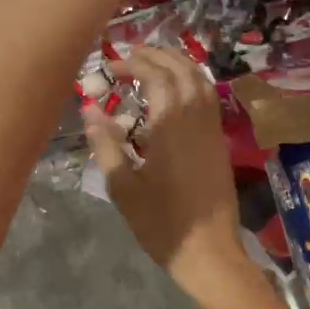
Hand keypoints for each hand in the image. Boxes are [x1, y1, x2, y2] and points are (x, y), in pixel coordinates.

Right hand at [82, 46, 249, 278]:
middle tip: (130, 56)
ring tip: (152, 63)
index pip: (156, 76)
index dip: (133, 65)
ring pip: (200, 80)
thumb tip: (90, 110)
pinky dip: (191, 81)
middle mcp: (196, 118)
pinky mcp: (218, 142)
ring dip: (177, 64)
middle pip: (182, 70)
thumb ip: (106, 144)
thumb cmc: (160, 221)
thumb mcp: (122, 185)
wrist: (208, 252)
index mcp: (171, 125)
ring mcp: (212, 129)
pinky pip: (208, 97)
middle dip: (156, 56)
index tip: (111, 67)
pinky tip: (174, 91)